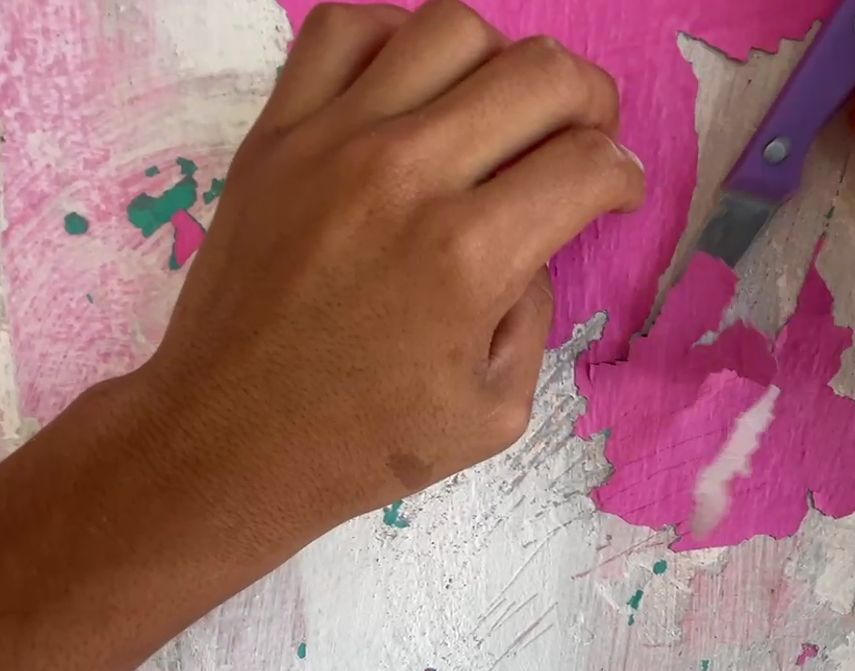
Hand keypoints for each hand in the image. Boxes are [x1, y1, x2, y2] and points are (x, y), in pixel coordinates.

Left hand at [135, 0, 643, 538]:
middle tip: (587, 140)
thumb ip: (534, 315)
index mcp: (472, 258)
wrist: (232, 440)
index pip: (585, 167)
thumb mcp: (494, 412)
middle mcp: (409, 176)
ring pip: (453, 30)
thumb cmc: (364, 444)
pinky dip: (399, 41)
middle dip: (591, 103)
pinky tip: (413, 93)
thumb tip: (533, 242)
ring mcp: (333, 142)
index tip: (617, 194)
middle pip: (540, 76)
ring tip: (503, 115)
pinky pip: (346, 30)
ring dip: (505, 65)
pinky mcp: (275, 135)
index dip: (622, 177)